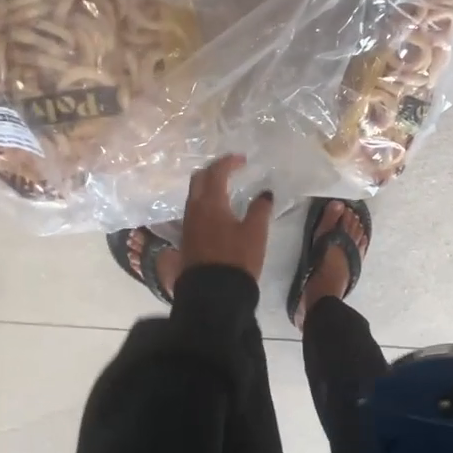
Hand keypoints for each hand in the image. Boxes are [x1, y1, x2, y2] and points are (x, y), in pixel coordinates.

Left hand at [179, 155, 272, 281]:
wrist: (213, 292)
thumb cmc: (237, 258)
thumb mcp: (255, 232)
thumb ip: (260, 209)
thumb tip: (264, 193)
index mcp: (211, 202)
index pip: (216, 172)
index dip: (229, 162)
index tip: (243, 159)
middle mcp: (194, 208)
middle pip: (198, 179)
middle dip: (213, 170)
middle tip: (231, 169)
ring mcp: (188, 223)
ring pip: (194, 194)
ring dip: (208, 186)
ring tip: (225, 187)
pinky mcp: (188, 237)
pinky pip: (194, 209)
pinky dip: (206, 201)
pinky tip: (218, 209)